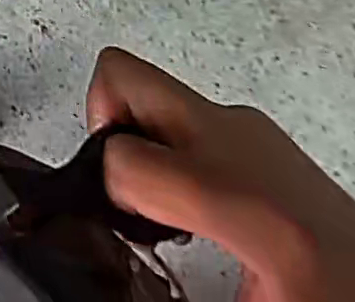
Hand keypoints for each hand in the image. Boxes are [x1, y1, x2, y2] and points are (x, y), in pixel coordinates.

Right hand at [86, 48, 354, 301]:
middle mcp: (239, 139)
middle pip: (123, 75)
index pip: (125, 156)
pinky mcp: (253, 134)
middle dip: (101, 122)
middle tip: (120, 191)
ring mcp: (246, 128)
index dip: (105, 191)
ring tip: (158, 210)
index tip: (122, 226)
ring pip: (146, 91)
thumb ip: (169, 295)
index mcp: (244, 199)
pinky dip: (160, 147)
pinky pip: (176, 116)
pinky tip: (190, 209)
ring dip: (131, 137)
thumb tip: (112, 277)